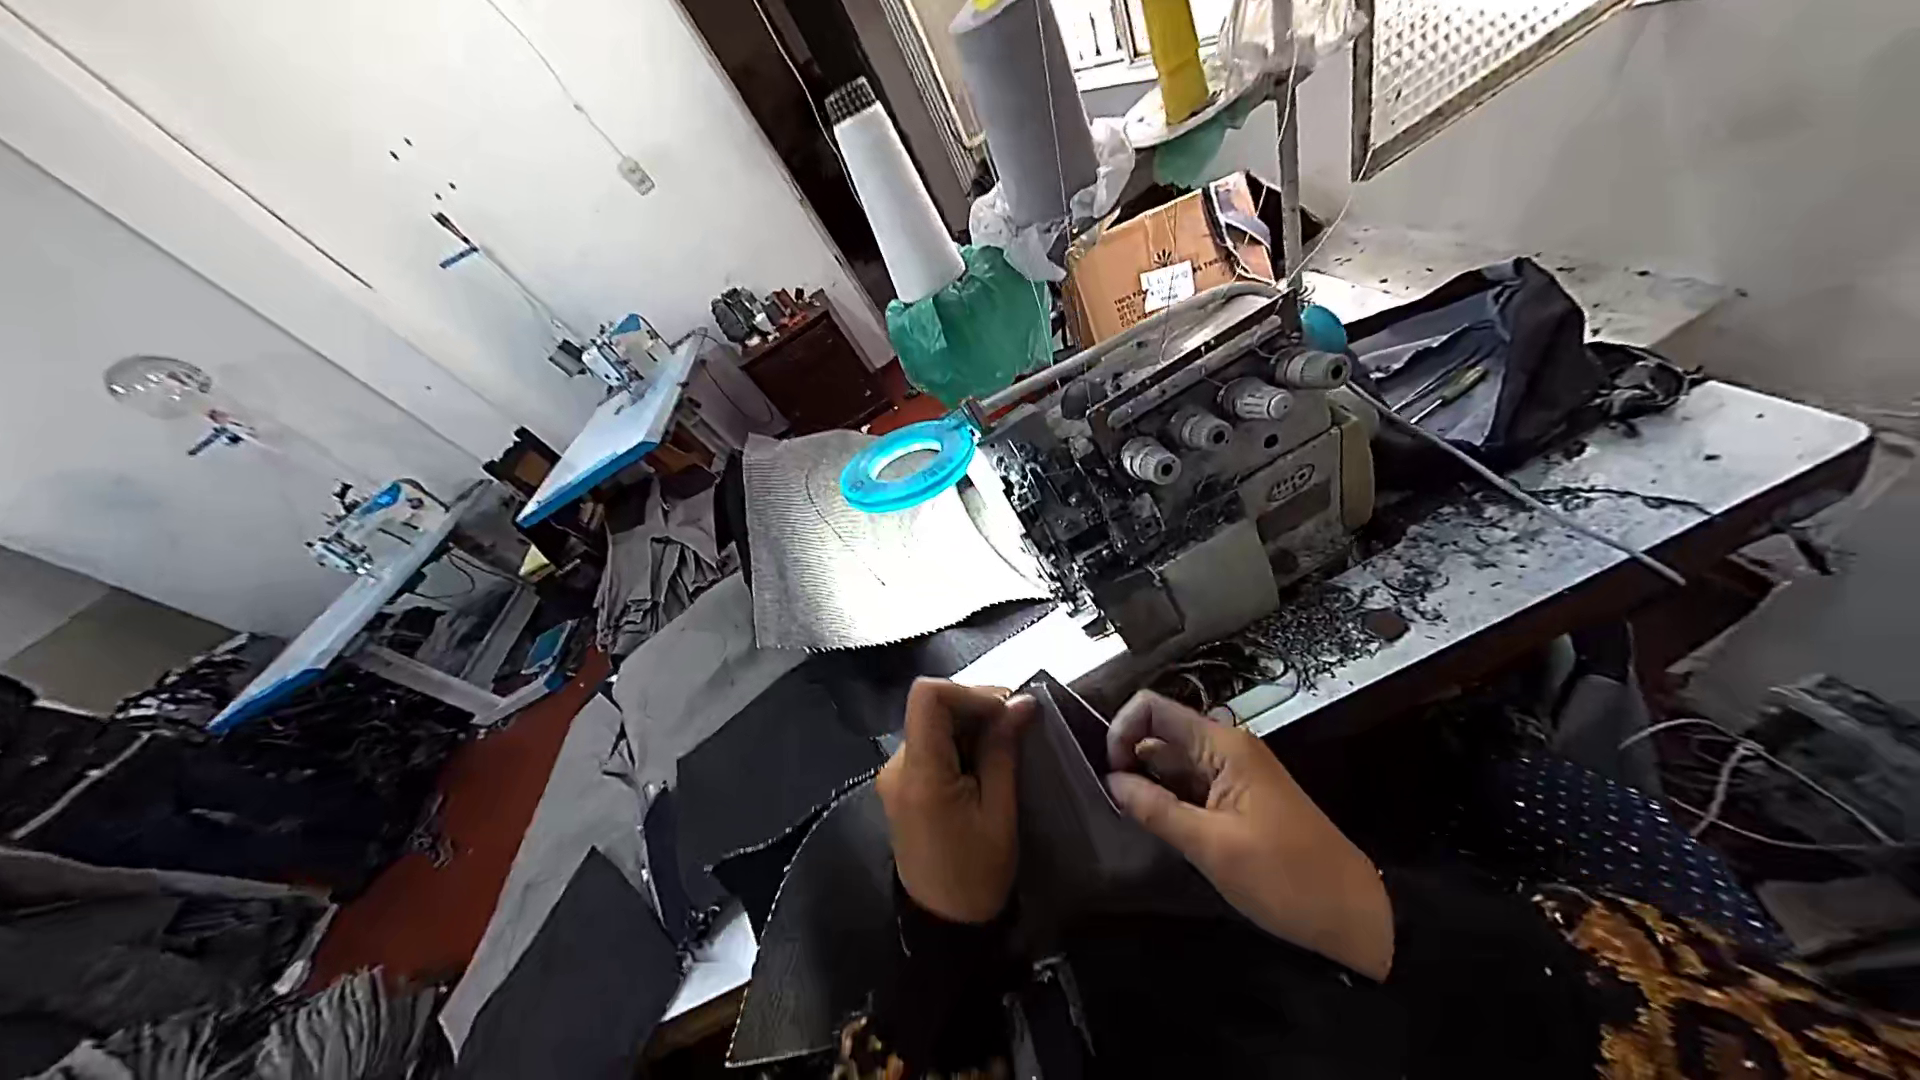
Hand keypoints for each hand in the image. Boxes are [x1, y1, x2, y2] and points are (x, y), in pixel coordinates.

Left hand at [877, 679, 1036, 923]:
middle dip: (978, 709)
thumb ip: (1003, 751)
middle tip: (1016, 730)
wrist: (942, 926)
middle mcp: (898, 764)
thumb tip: (1022, 702)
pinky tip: (984, 766)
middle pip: (934, 707)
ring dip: (972, 726)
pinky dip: (961, 743)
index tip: (1003, 713)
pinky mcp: (903, 782)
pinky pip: (932, 743)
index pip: (928, 696)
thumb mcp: (1000, 813)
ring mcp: (896, 773)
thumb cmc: (976, 876)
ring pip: (935, 723)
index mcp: (919, 772)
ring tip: (1005, 751)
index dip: (968, 692)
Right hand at [1105, 692, 1394, 979]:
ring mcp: (1231, 771)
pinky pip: (1187, 783)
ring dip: (1147, 782)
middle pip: (1159, 732)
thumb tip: (1110, 781)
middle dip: (1130, 759)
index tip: (1110, 773)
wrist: (1357, 916)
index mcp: (1222, 745)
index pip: (1153, 708)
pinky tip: (1158, 825)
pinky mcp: (1235, 795)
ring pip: (1170, 760)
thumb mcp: (1213, 847)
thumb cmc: (1287, 877)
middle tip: (1118, 803)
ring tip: (1135, 819)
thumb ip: (1156, 809)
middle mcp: (1224, 747)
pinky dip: (1166, 798)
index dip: (1122, 730)